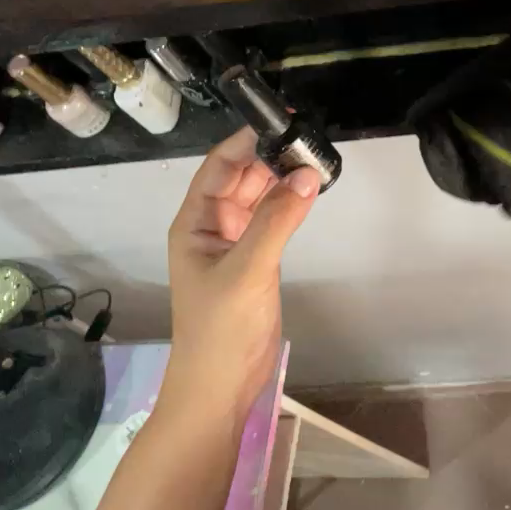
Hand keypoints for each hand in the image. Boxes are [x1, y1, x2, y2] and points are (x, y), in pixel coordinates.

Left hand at [160, 126, 319, 417]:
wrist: (220, 387)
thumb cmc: (222, 328)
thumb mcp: (248, 270)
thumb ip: (277, 220)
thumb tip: (308, 174)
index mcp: (194, 223)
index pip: (219, 167)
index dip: (247, 141)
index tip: (283, 121)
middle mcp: (212, 227)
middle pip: (240, 178)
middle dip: (270, 157)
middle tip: (310, 140)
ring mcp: (234, 243)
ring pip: (258, 197)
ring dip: (282, 179)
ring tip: (316, 158)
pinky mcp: (255, 260)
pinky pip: (271, 219)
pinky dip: (289, 204)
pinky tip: (310, 192)